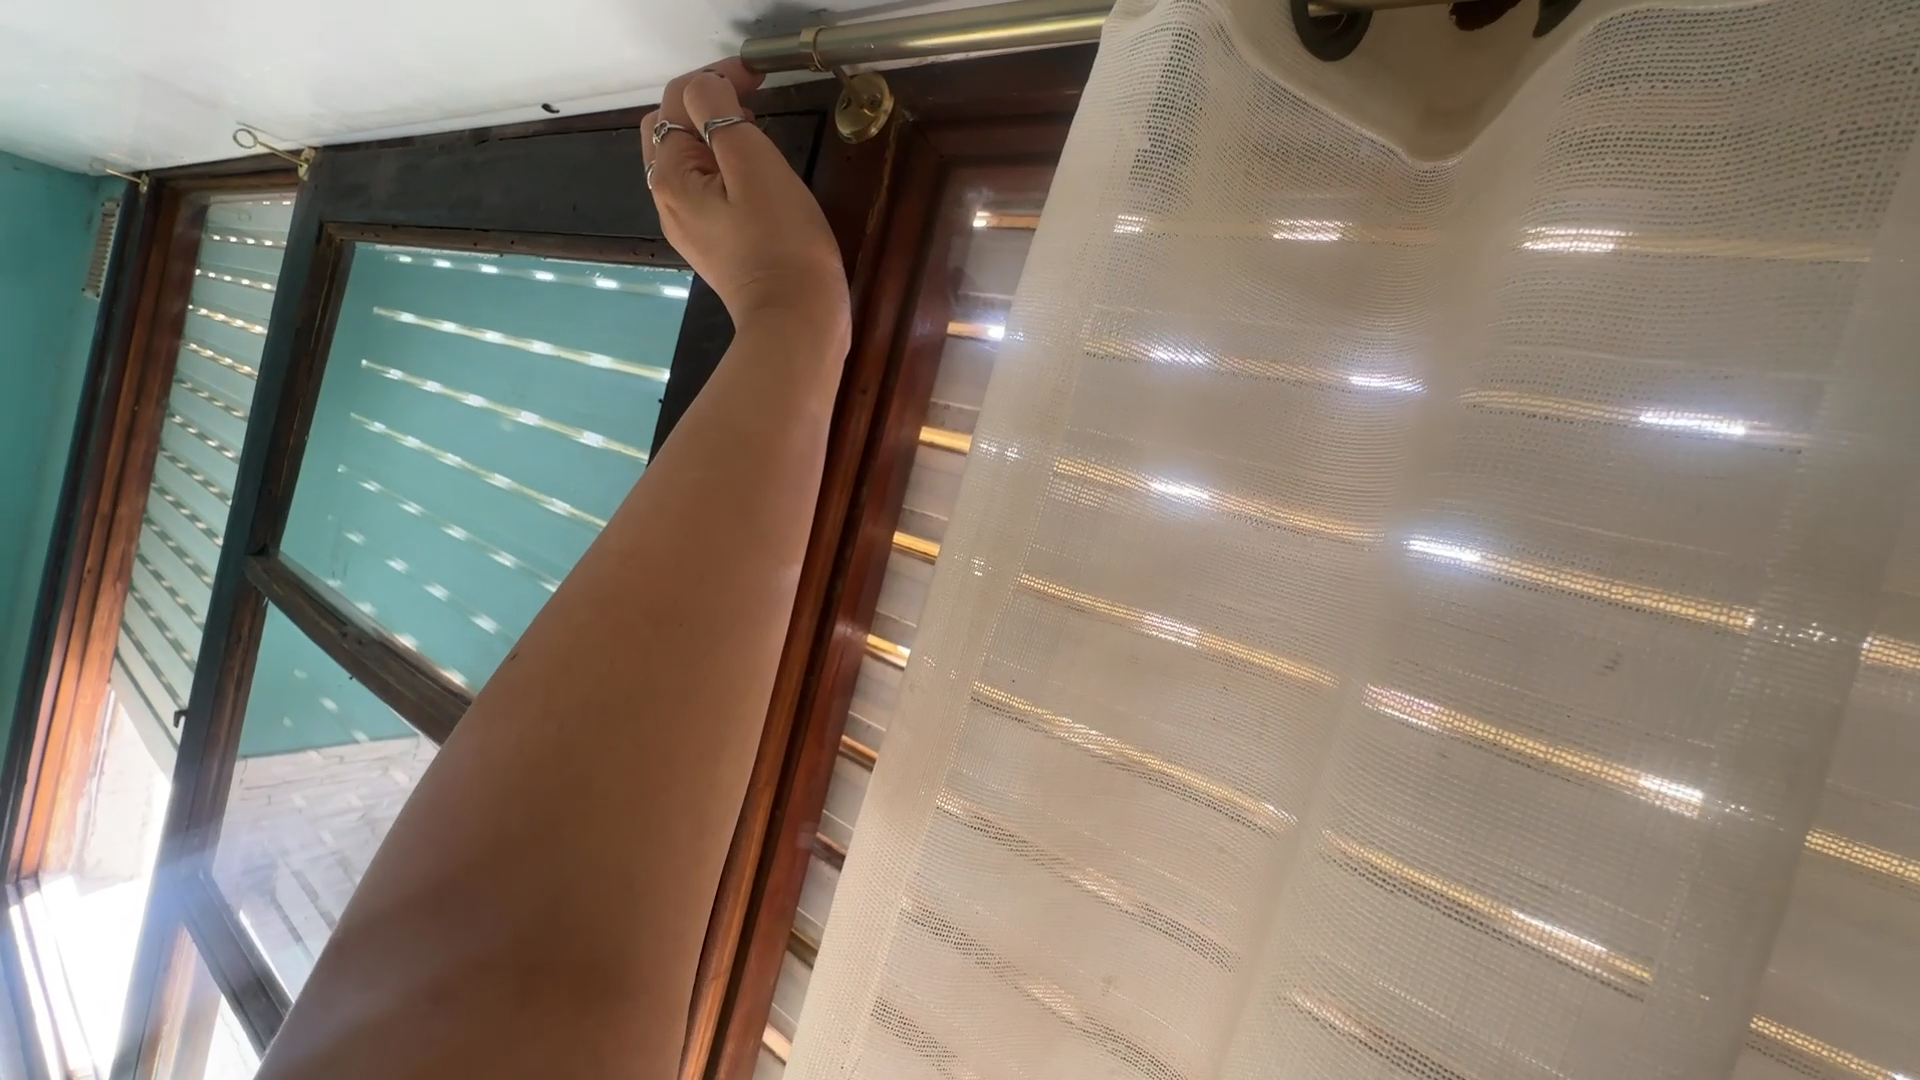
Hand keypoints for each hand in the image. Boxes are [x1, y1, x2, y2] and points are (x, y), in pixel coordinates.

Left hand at [642, 60, 849, 344]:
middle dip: (706, 106)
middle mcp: (668, 202)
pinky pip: (706, 193)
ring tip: (756, 134)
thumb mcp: (755, 165)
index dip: (714, 77)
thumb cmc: (783, 245)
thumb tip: (707, 90)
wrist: (797, 323)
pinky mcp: (714, 249)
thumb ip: (721, 113)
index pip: (678, 103)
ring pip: (688, 163)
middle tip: (753, 102)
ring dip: (715, 138)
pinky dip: (722, 170)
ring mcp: (689, 230)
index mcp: (671, 178)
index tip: (758, 75)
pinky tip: (753, 177)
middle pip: (671, 131)